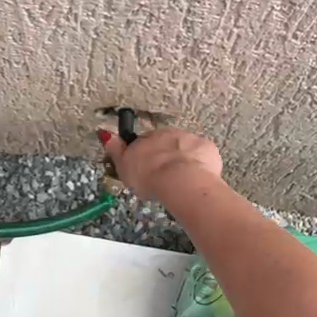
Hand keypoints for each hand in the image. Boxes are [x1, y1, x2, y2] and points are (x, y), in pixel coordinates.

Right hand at [100, 126, 222, 199]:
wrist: (181, 181)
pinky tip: (197, 182)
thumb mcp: (124, 166)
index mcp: (150, 136)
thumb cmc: (149, 175)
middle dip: (167, 157)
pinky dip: (201, 167)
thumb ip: (116, 150)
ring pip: (187, 150)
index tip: (147, 170)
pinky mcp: (209, 150)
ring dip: (184, 161)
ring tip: (182, 183)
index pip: (147, 141)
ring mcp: (192, 140)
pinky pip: (204, 157)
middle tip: (165, 178)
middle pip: (168, 144)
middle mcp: (171, 133)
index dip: (147, 156)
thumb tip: (107, 136)